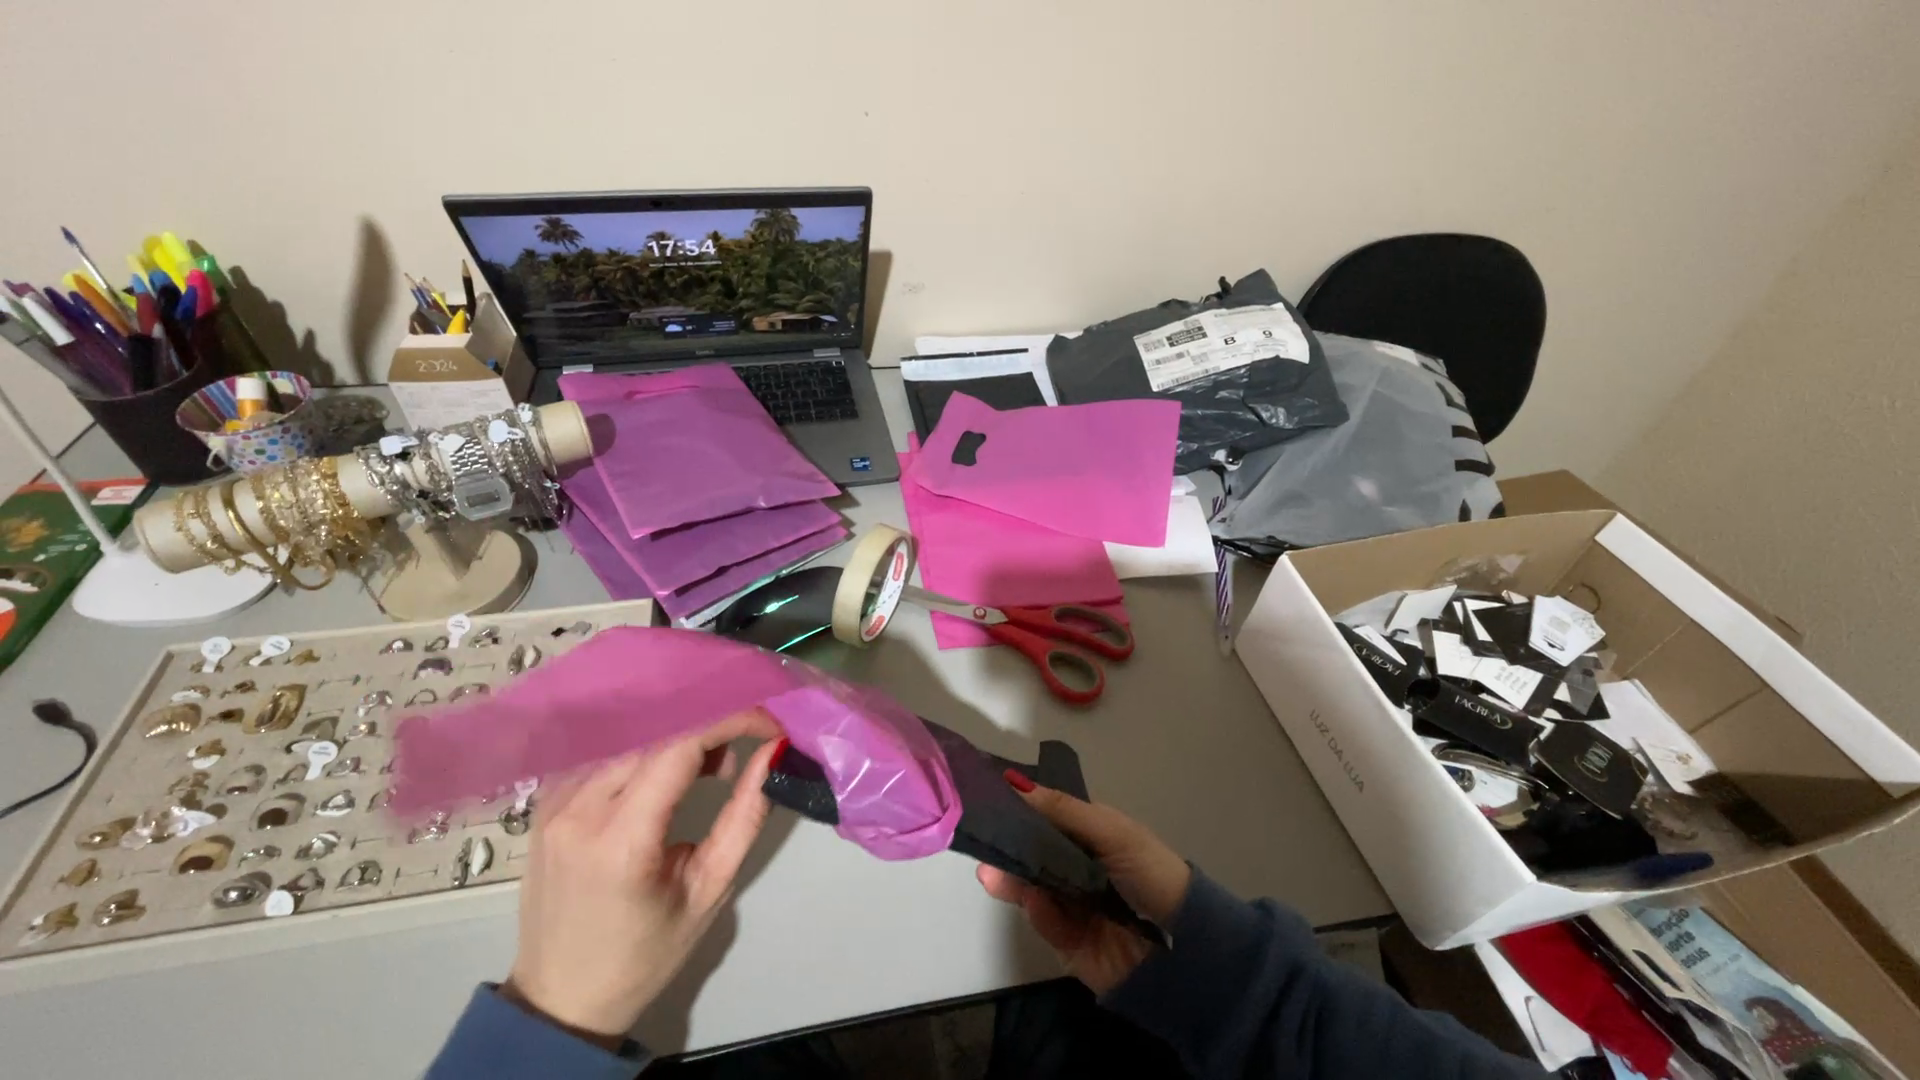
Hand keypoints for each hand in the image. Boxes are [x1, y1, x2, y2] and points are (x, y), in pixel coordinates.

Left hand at [503, 709, 784, 1041]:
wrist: (562, 996)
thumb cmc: (646, 953)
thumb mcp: (710, 888)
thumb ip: (745, 816)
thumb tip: (774, 752)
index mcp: (620, 840)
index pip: (679, 745)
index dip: (730, 719)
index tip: (769, 724)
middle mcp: (578, 809)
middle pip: (654, 732)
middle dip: (710, 725)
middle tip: (747, 746)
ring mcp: (554, 801)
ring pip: (631, 736)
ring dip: (679, 736)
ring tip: (712, 766)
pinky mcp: (546, 802)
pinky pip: (606, 752)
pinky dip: (647, 749)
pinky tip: (668, 772)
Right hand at [976, 774, 1191, 994]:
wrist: (1184, 948)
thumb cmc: (1150, 873)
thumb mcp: (1112, 832)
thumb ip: (1064, 810)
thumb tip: (1014, 782)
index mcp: (1092, 837)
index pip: (1049, 820)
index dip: (1022, 811)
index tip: (990, 804)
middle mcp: (1079, 868)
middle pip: (1034, 855)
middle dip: (1009, 849)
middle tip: (983, 845)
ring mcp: (1073, 905)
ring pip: (1032, 888)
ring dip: (1013, 881)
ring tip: (992, 876)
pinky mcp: (1068, 941)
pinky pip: (1045, 923)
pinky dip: (1039, 912)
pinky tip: (1034, 903)